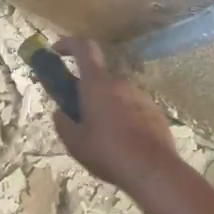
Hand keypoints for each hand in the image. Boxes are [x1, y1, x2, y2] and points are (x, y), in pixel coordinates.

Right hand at [50, 37, 179, 192]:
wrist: (153, 170)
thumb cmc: (108, 152)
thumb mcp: (75, 143)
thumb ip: (63, 124)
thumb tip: (60, 114)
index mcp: (97, 84)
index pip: (84, 48)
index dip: (68, 44)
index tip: (57, 51)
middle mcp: (120, 83)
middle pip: (99, 79)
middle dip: (88, 93)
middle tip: (82, 116)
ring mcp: (141, 96)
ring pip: (117, 95)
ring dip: (107, 107)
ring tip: (104, 137)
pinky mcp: (156, 111)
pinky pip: (134, 108)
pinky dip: (125, 118)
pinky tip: (124, 143)